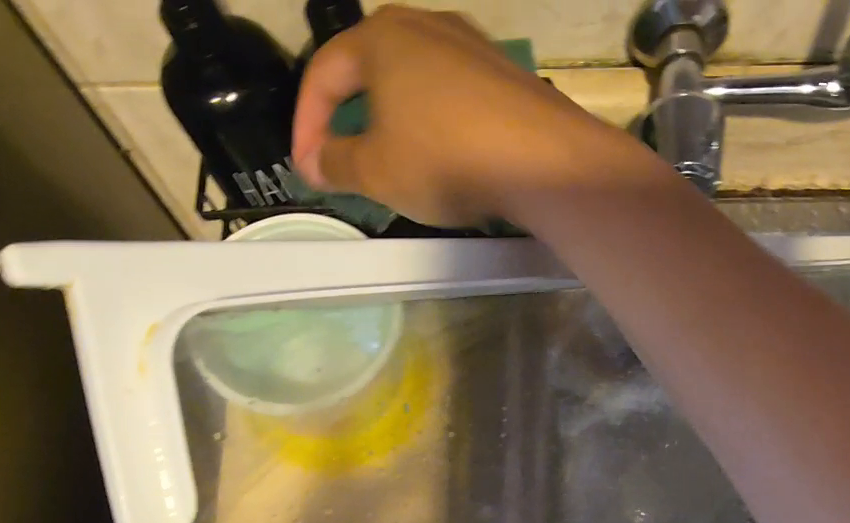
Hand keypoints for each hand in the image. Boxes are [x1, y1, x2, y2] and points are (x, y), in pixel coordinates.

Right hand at [291, 5, 664, 226]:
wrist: (543, 161)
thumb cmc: (444, 158)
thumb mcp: (376, 171)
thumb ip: (336, 163)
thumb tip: (316, 161)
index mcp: (382, 37)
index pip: (324, 72)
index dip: (306, 124)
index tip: (307, 167)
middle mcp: (426, 25)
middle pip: (370, 69)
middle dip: (349, 116)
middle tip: (343, 158)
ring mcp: (472, 46)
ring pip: (414, 82)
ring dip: (393, 121)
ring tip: (391, 162)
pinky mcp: (505, 75)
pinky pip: (453, 97)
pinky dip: (434, 125)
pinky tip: (442, 158)